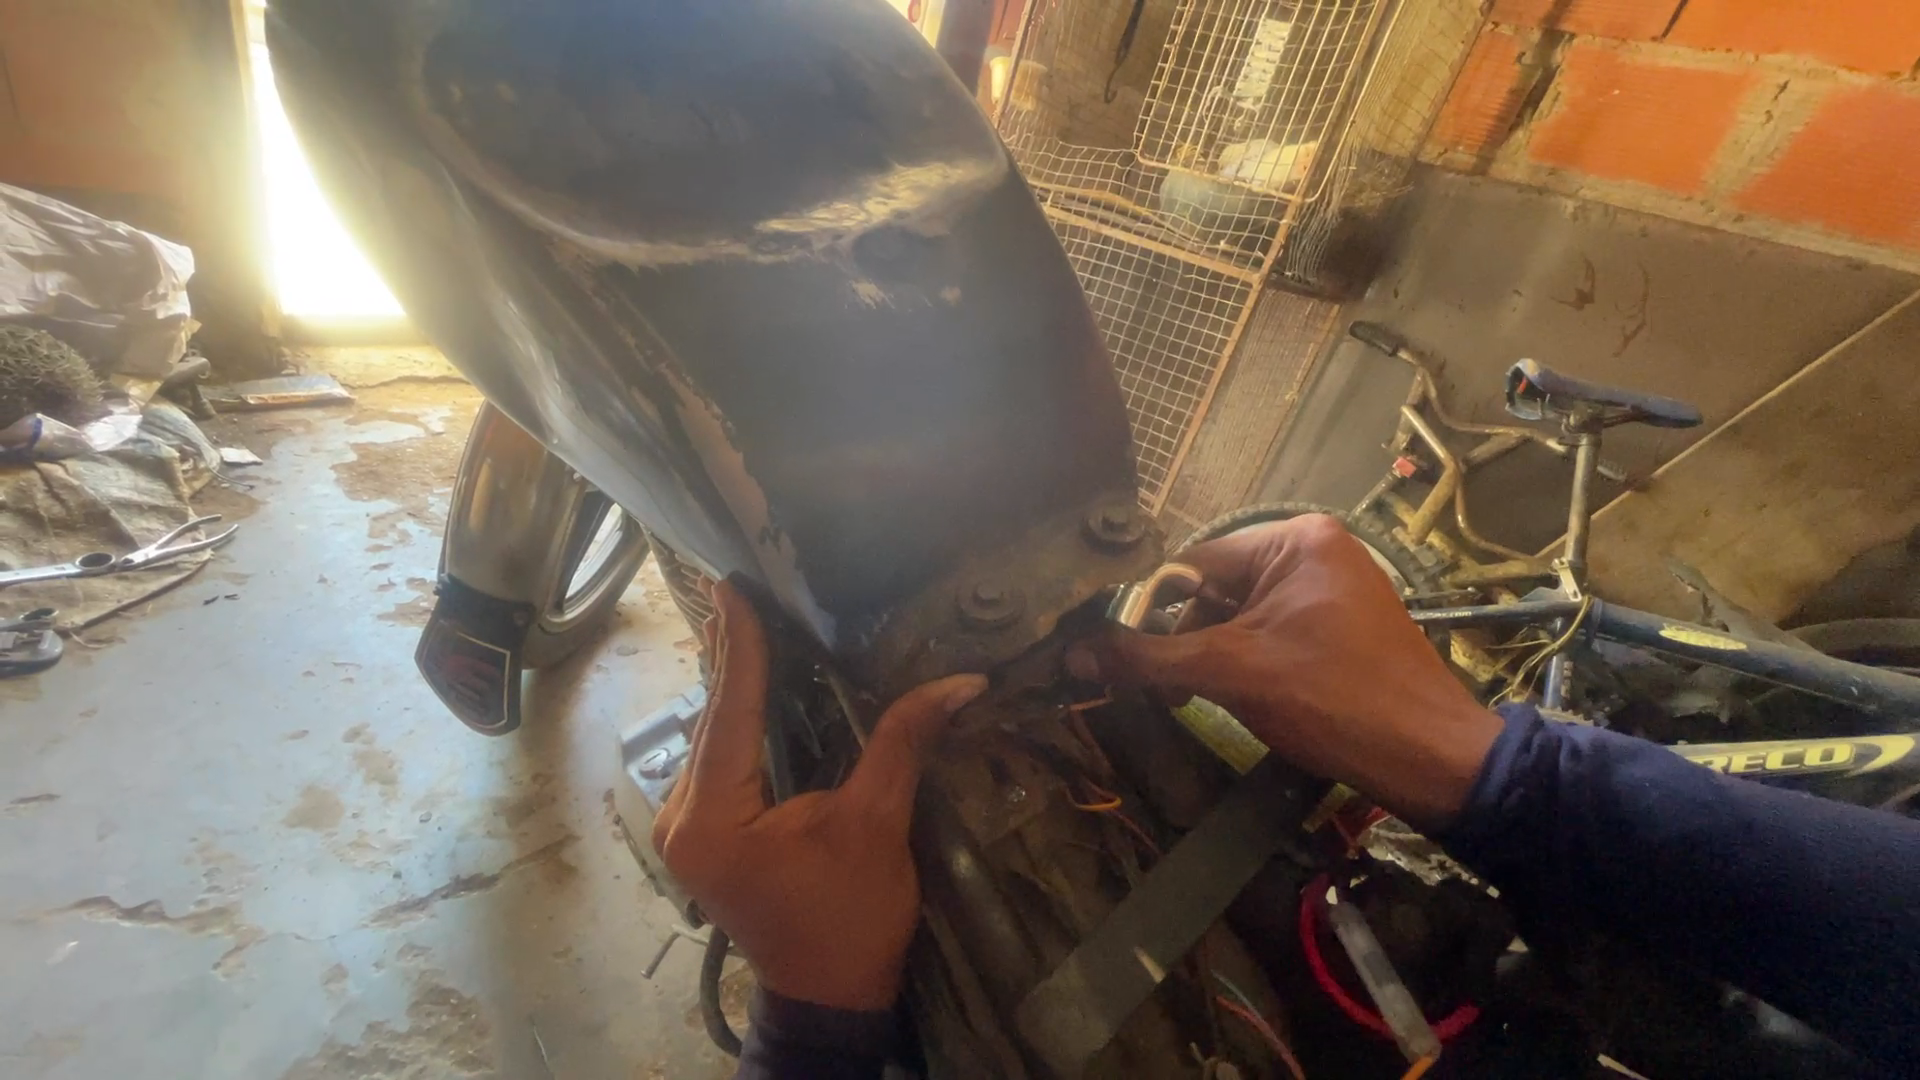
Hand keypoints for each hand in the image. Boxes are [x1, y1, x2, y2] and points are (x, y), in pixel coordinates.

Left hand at [651, 581, 987, 1010]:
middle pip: (715, 716)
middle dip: (734, 651)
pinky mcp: (708, 828)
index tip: (734, 587)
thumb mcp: (877, 824)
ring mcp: (689, 824)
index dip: (741, 645)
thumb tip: (960, 682)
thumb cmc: (849, 917)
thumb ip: (902, 742)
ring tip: (748, 615)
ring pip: (715, 732)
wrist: (828, 996)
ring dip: (737, 678)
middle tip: (742, 587)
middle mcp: (684, 815)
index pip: (731, 710)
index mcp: (714, 817)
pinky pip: (722, 753)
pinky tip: (756, 676)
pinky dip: (743, 711)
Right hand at [1067, 514, 1500, 826]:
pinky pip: (1263, 632)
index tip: (1117, 653)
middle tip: (1159, 687)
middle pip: (1210, 590)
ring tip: (1187, 697)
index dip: (1148, 611)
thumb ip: (1145, 659)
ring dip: (1205, 656)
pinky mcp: (1332, 624)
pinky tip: (1224, 694)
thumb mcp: (1229, 672)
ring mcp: (1324, 587)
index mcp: (1291, 539)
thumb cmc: (1331, 699)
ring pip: (1234, 616)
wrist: (1434, 763)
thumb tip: (1072, 653)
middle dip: (1180, 640)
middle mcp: (1309, 550)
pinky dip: (1237, 661)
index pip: (1190, 565)